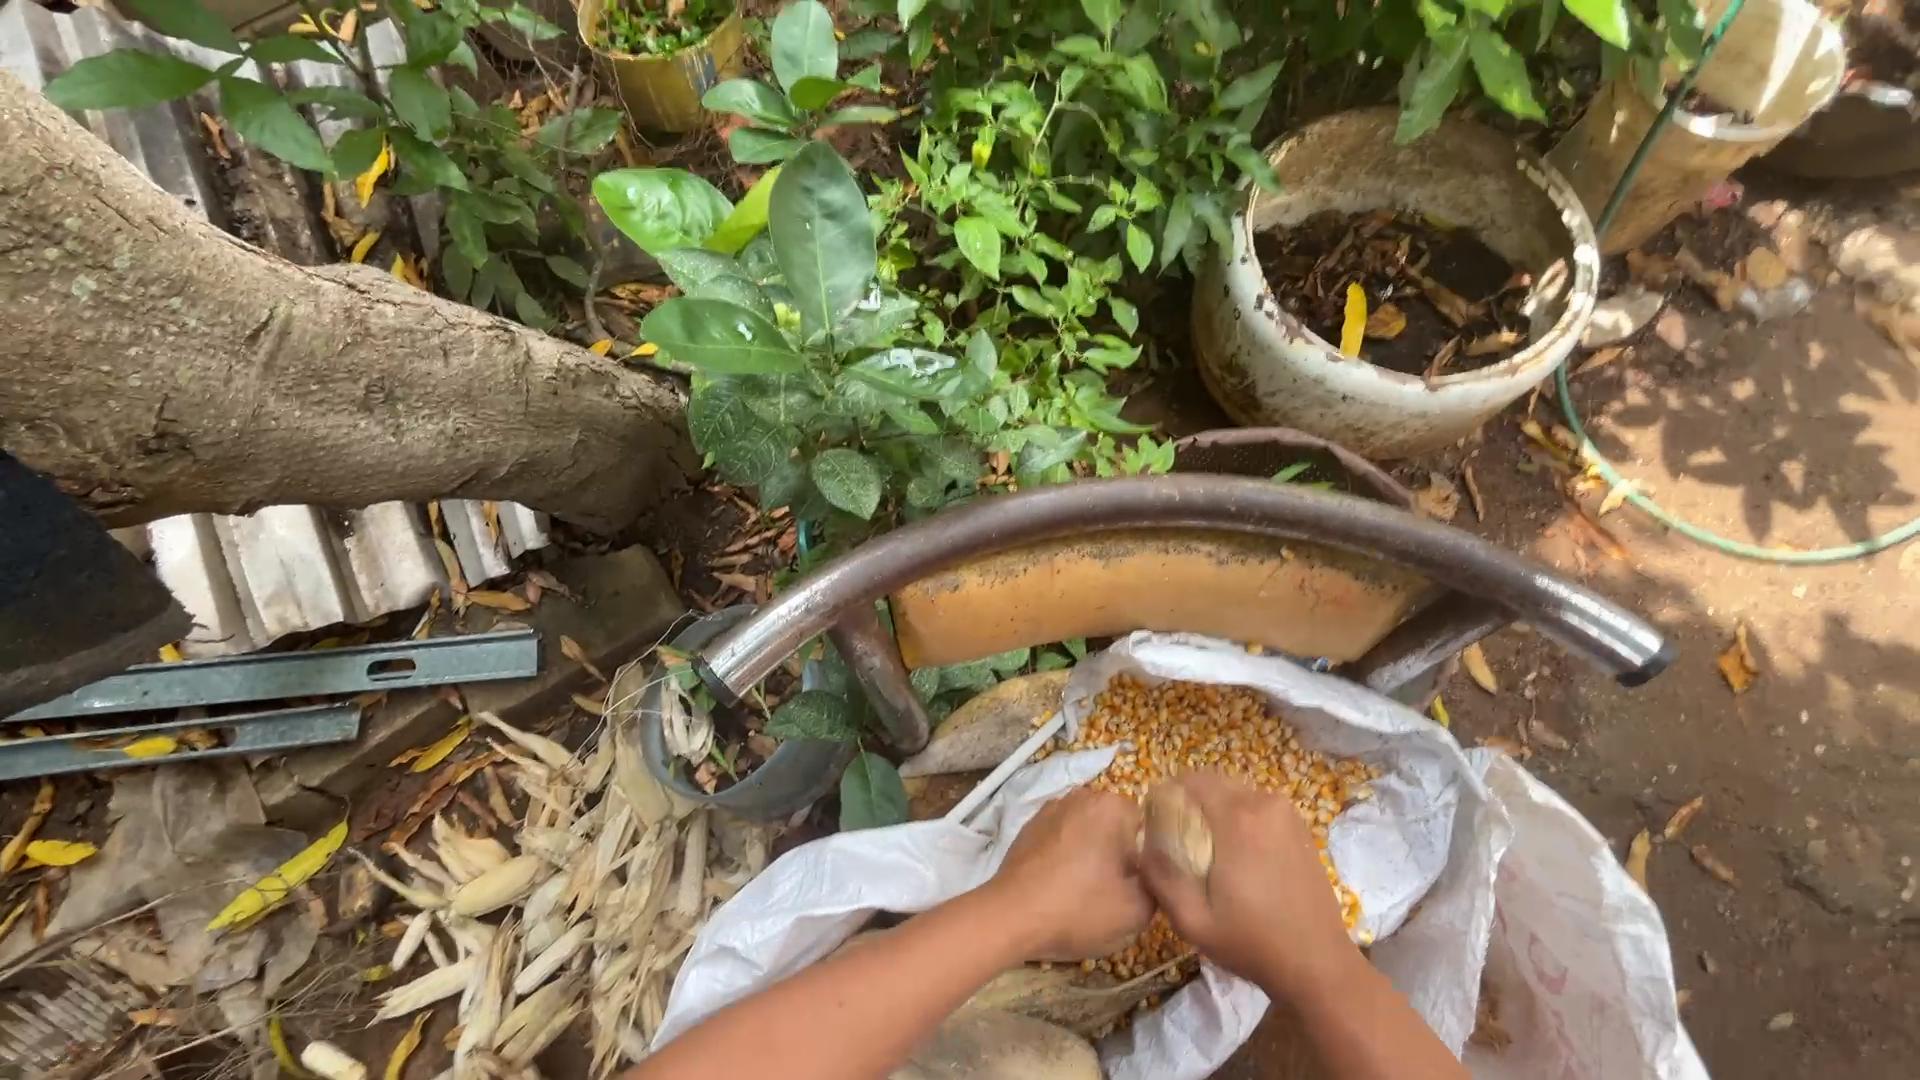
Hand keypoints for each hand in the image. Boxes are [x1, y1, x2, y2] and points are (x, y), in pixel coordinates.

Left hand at [983, 788, 1152, 960]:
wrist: (1011, 916)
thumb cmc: (1079, 908)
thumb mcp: (1138, 910)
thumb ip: (1159, 885)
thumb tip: (1152, 873)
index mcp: (1112, 806)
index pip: (1146, 827)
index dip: (1146, 858)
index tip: (1136, 885)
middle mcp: (1082, 796)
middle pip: (1116, 826)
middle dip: (1118, 853)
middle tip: (1113, 891)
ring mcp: (1052, 808)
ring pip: (1088, 830)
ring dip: (1091, 853)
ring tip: (1084, 890)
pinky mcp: (1030, 825)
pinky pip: (1062, 836)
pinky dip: (1065, 855)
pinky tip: (1060, 884)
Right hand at [1137, 771, 1358, 1002]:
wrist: (1318, 965)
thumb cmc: (1252, 942)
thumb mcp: (1192, 920)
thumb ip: (1160, 877)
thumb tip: (1141, 844)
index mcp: (1236, 819)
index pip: (1191, 781)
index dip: (1168, 796)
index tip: (1158, 823)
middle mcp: (1263, 804)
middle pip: (1214, 783)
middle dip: (1192, 802)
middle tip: (1182, 838)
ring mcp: (1286, 814)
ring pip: (1237, 793)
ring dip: (1218, 809)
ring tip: (1210, 847)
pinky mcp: (1300, 827)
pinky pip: (1259, 807)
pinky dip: (1242, 818)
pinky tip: (1240, 854)